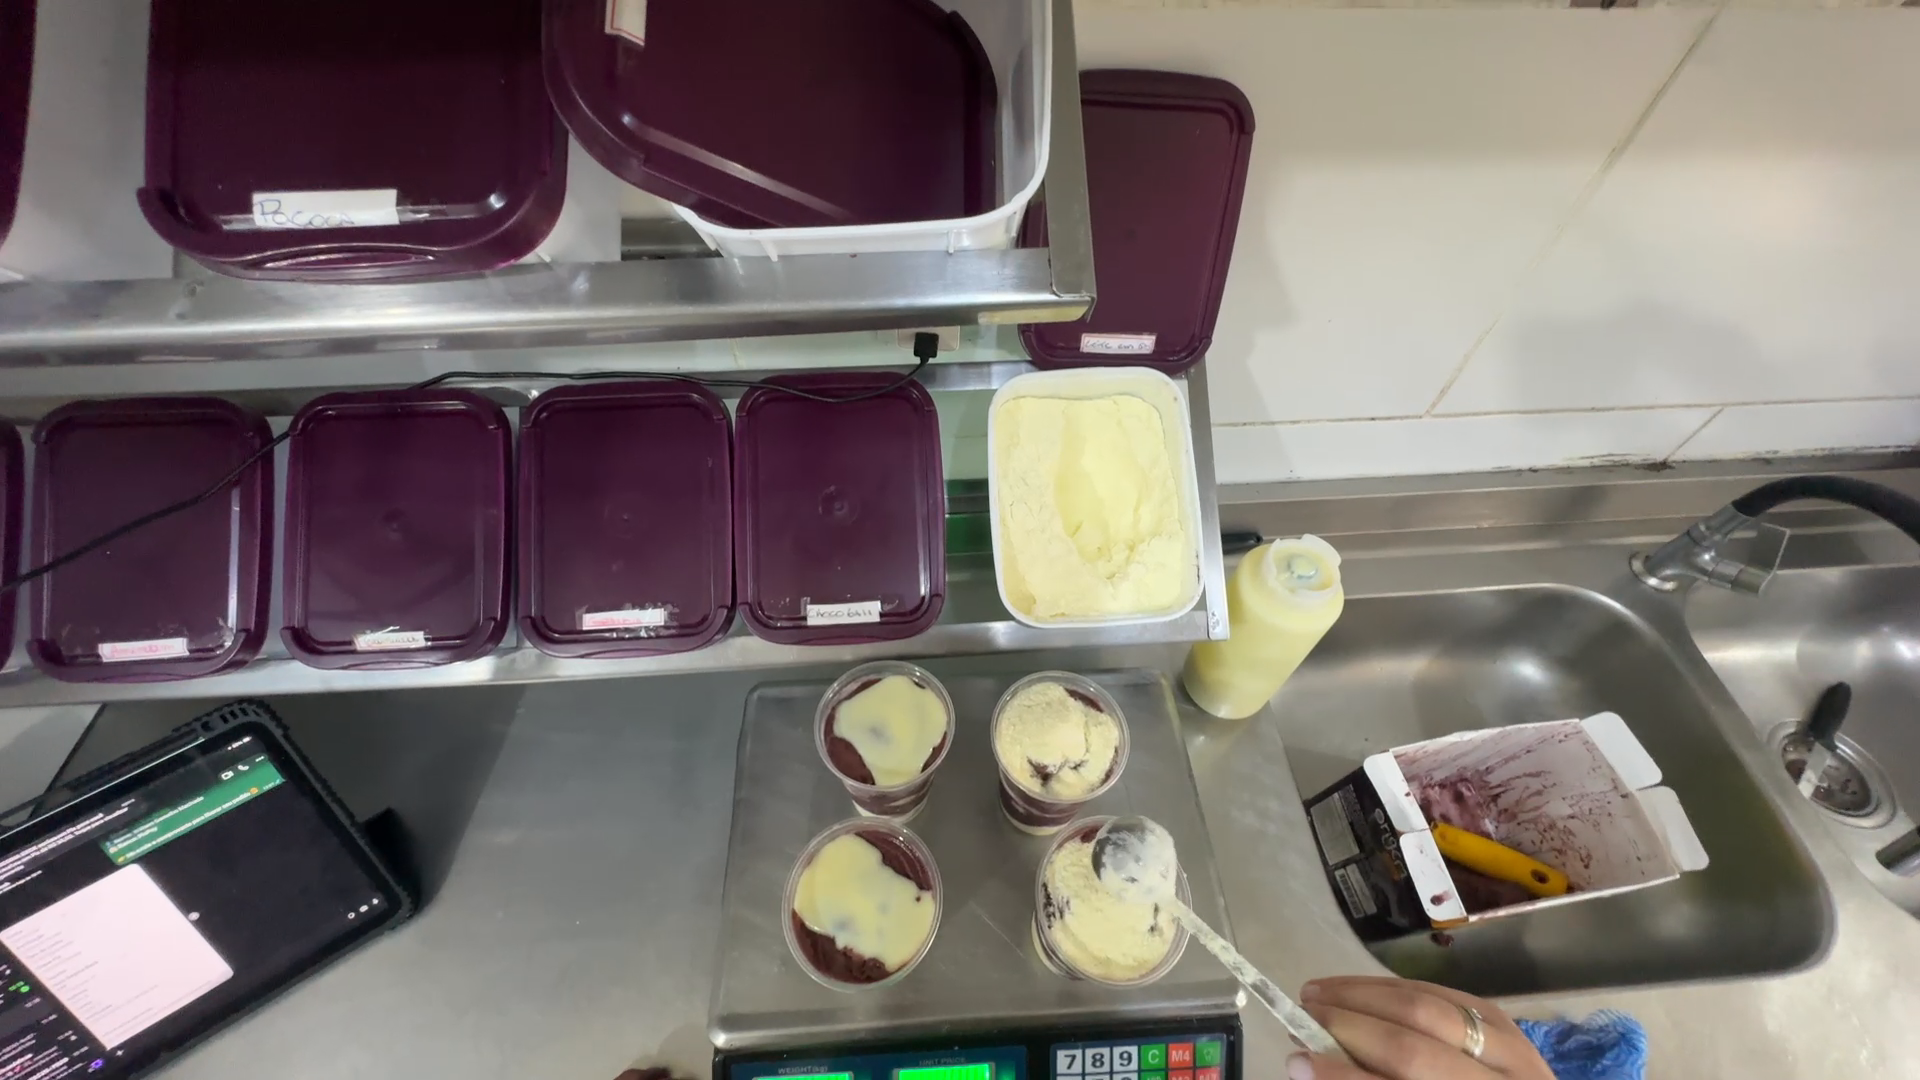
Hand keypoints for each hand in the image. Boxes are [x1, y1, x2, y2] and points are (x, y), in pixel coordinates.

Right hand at [1288, 976, 1553, 1079]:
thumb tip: (1303, 1062)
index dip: (1344, 1077)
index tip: (1295, 1061)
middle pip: (1413, 1049)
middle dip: (1346, 1028)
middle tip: (1299, 1018)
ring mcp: (1513, 1051)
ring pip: (1422, 1007)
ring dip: (1356, 996)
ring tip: (1312, 994)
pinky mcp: (1499, 1019)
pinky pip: (1431, 991)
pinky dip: (1383, 987)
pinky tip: (1347, 988)